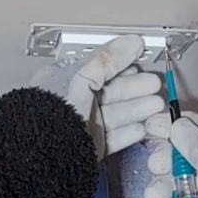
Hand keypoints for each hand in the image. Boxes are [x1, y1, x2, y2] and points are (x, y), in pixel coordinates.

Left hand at [28, 35, 168, 156]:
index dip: (121, 66)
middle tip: (154, 86)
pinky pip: (112, 138)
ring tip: (155, 105)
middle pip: (110, 93)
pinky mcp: (87, 147)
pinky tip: (142, 128)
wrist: (43, 155)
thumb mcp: (81, 78)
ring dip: (137, 109)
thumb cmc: (52, 113)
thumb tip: (130, 42)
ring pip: (115, 115)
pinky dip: (129, 133)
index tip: (140, 65)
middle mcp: (72, 103)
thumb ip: (108, 61)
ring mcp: (80, 126)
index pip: (97, 69)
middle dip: (135, 88)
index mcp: (63, 82)